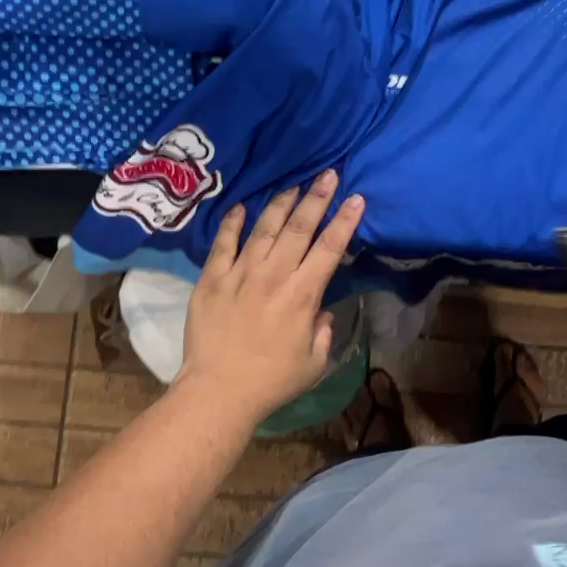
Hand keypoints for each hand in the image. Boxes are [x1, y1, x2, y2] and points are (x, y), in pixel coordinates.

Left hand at [174, 171, 363, 424]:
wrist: (218, 392)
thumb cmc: (272, 382)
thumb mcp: (313, 363)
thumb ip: (323, 332)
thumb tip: (323, 312)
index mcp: (302, 295)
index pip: (329, 249)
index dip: (344, 222)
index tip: (356, 198)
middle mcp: (273, 276)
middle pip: (298, 228)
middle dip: (317, 198)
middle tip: (328, 174)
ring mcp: (239, 274)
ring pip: (263, 229)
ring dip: (280, 204)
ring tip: (293, 185)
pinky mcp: (211, 279)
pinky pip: (223, 243)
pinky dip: (232, 223)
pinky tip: (241, 207)